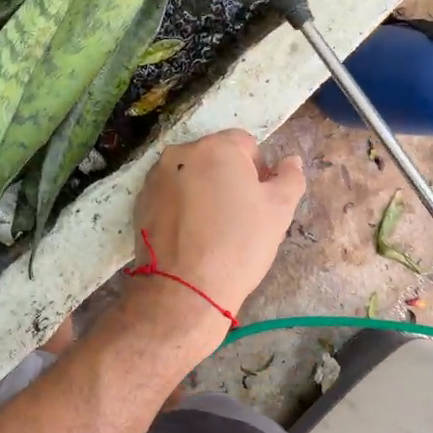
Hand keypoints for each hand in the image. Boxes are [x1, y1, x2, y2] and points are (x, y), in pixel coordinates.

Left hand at [129, 129, 304, 325]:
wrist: (184, 288)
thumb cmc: (239, 244)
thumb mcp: (279, 211)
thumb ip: (289, 178)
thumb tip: (292, 160)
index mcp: (216, 147)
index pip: (245, 144)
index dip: (257, 170)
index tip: (257, 201)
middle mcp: (181, 152)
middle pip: (214, 156)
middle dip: (228, 178)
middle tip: (238, 216)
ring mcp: (156, 176)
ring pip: (189, 174)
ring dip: (203, 190)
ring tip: (212, 228)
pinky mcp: (140, 200)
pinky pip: (169, 194)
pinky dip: (180, 205)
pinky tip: (190, 234)